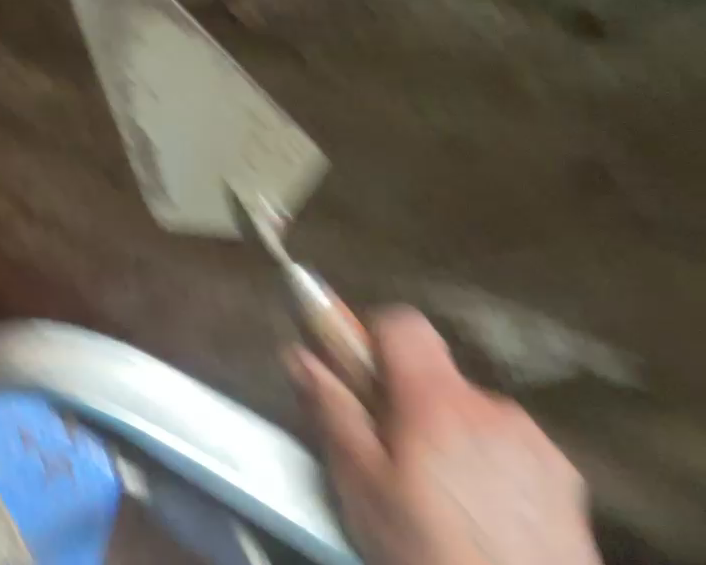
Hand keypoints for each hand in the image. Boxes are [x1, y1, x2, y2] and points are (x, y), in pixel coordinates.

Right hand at [290, 307, 602, 564]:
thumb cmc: (425, 541)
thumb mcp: (359, 480)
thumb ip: (331, 409)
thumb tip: (298, 354)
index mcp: (435, 398)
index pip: (403, 324)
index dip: (372, 336)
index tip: (355, 372)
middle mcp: (490, 406)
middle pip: (434, 374)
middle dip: (407, 399)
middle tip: (388, 450)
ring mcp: (536, 442)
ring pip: (471, 412)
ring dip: (448, 432)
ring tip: (436, 489)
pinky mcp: (566, 478)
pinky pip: (510, 445)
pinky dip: (487, 460)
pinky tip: (478, 507)